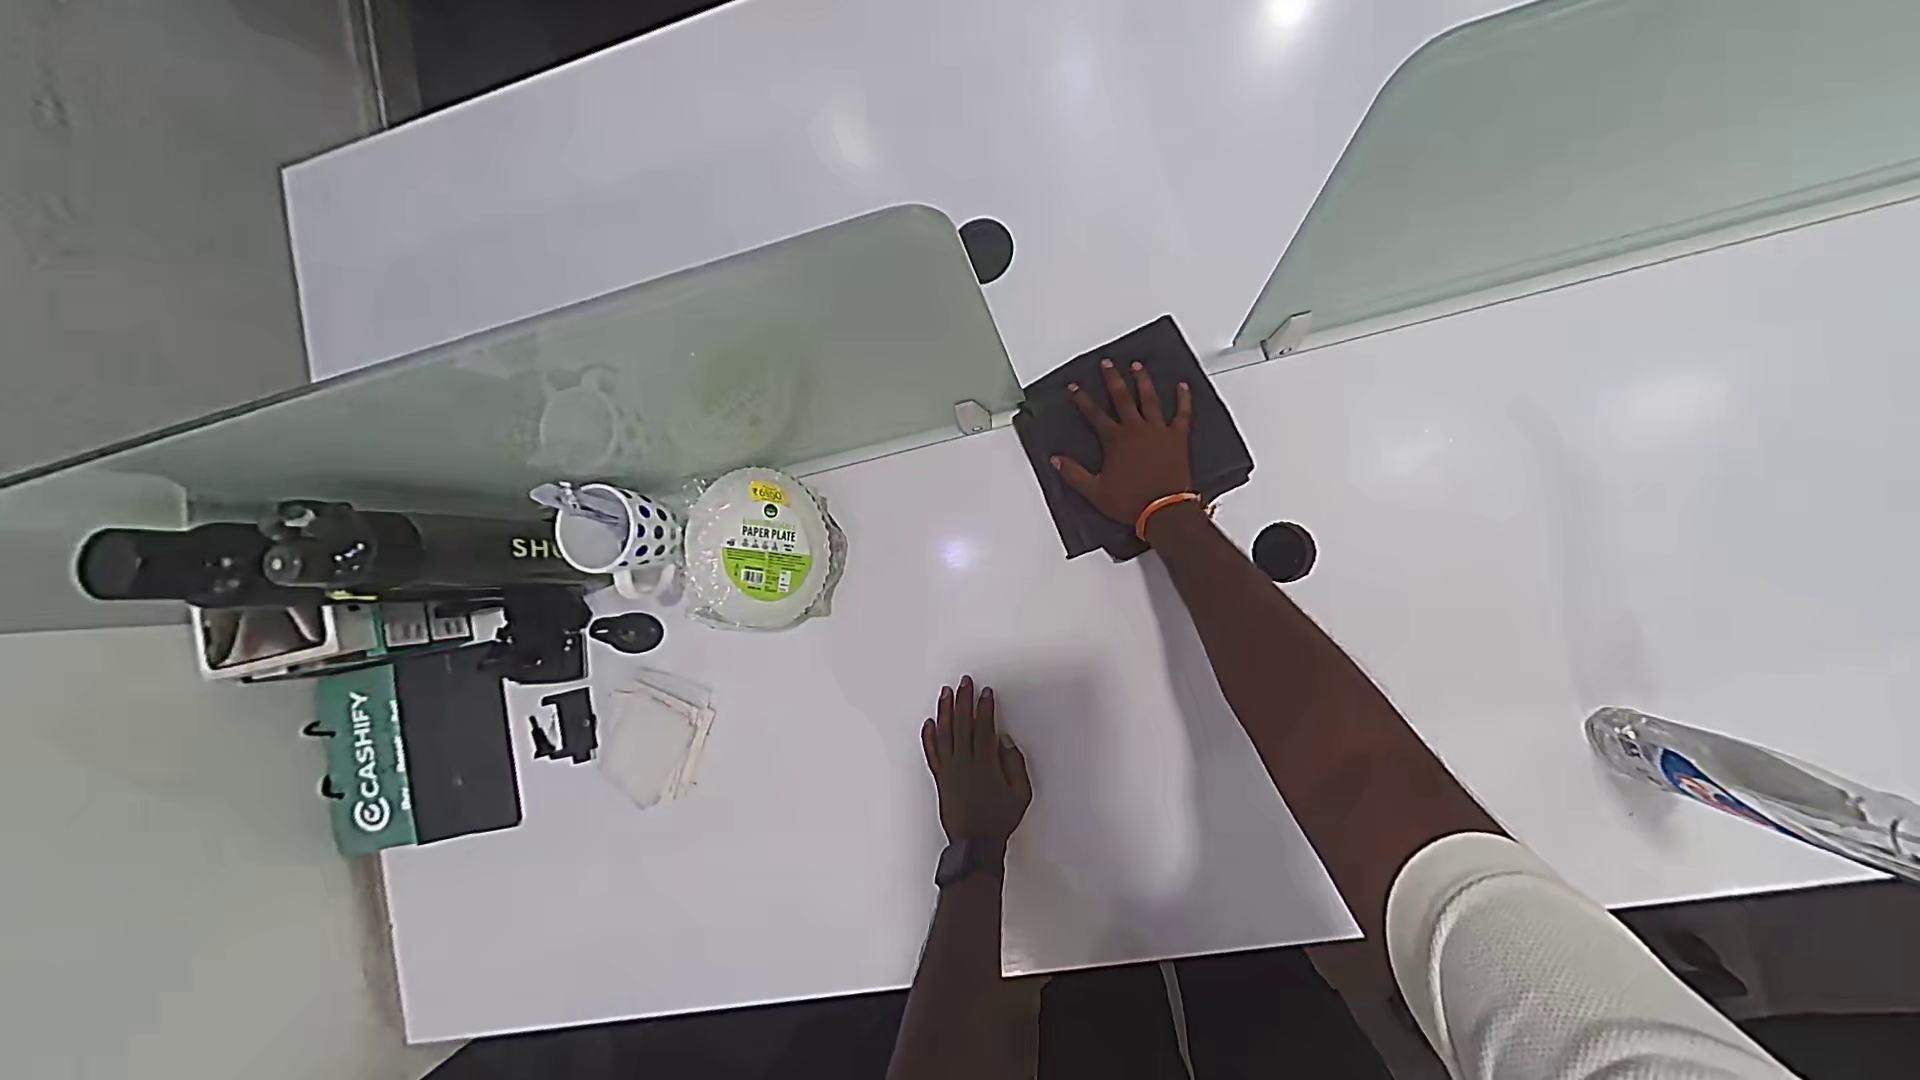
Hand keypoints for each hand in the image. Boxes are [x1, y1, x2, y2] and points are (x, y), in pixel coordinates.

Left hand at [920, 675, 1031, 849]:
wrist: (974, 844)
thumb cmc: (998, 820)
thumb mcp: (1020, 794)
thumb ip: (1014, 764)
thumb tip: (1005, 741)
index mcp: (985, 764)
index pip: (984, 727)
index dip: (985, 707)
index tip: (986, 693)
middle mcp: (964, 763)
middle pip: (962, 723)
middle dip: (964, 699)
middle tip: (965, 682)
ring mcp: (950, 769)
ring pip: (944, 733)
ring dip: (945, 710)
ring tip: (946, 692)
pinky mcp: (940, 778)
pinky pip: (932, 752)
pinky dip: (929, 736)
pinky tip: (929, 723)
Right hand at [1051, 359, 1193, 525]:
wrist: (1164, 510)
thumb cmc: (1131, 501)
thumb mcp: (1095, 491)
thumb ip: (1074, 473)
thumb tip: (1057, 460)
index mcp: (1115, 440)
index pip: (1094, 414)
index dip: (1082, 399)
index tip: (1075, 388)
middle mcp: (1136, 430)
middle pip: (1122, 398)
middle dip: (1113, 379)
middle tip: (1108, 364)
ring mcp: (1159, 431)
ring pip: (1150, 399)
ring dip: (1142, 381)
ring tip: (1138, 366)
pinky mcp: (1178, 438)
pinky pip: (1182, 413)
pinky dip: (1183, 399)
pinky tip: (1182, 386)